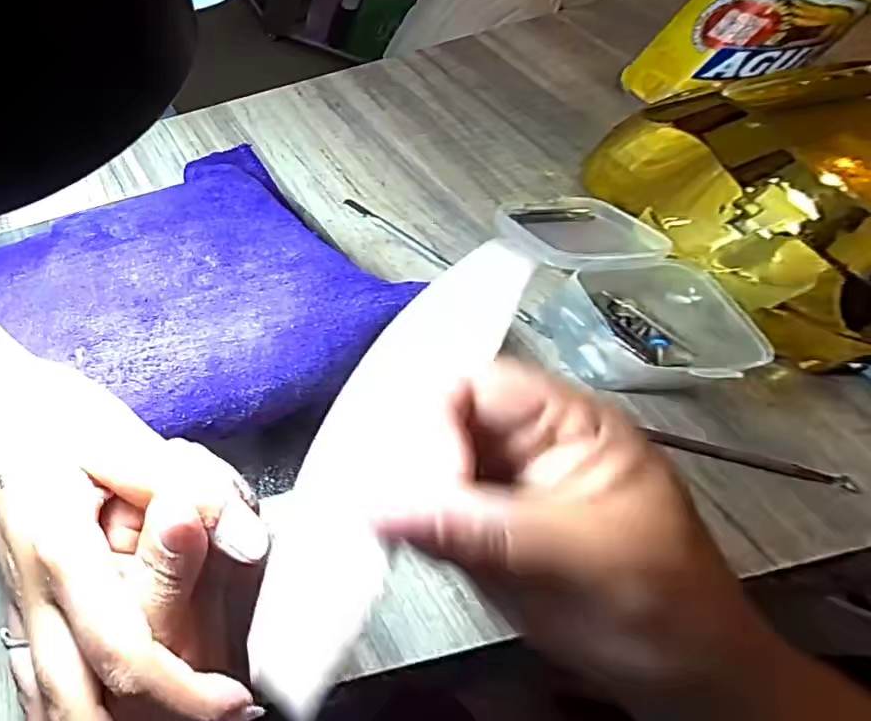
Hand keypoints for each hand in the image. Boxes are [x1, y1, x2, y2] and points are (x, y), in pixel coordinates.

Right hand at [0, 353, 266, 720]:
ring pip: (40, 695)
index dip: (187, 692)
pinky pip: (30, 669)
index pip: (123, 652)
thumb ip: (182, 487)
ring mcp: (14, 587)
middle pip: (69, 703)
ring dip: (93, 719)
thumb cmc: (45, 406)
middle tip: (200, 716)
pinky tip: (92, 697)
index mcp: (59, 546)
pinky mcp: (11, 583)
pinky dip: (62, 700)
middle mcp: (31, 581)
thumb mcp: (116, 435)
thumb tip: (243, 537)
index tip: (236, 700)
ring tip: (150, 713)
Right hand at [370, 359, 773, 697]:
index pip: (472, 385)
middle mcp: (515, 433)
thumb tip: (385, 513)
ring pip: (408, 445)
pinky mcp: (456, 501)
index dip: (438, 417)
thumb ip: (481, 530)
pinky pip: (404, 484)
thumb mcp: (581, 561)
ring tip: (382, 511)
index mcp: (564, 422)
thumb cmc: (670, 614)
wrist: (686, 683)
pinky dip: (387, 500)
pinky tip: (383, 521)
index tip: (429, 476)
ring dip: (387, 476)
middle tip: (387, 492)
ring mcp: (483, 466)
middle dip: (402, 449)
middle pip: (428, 410)